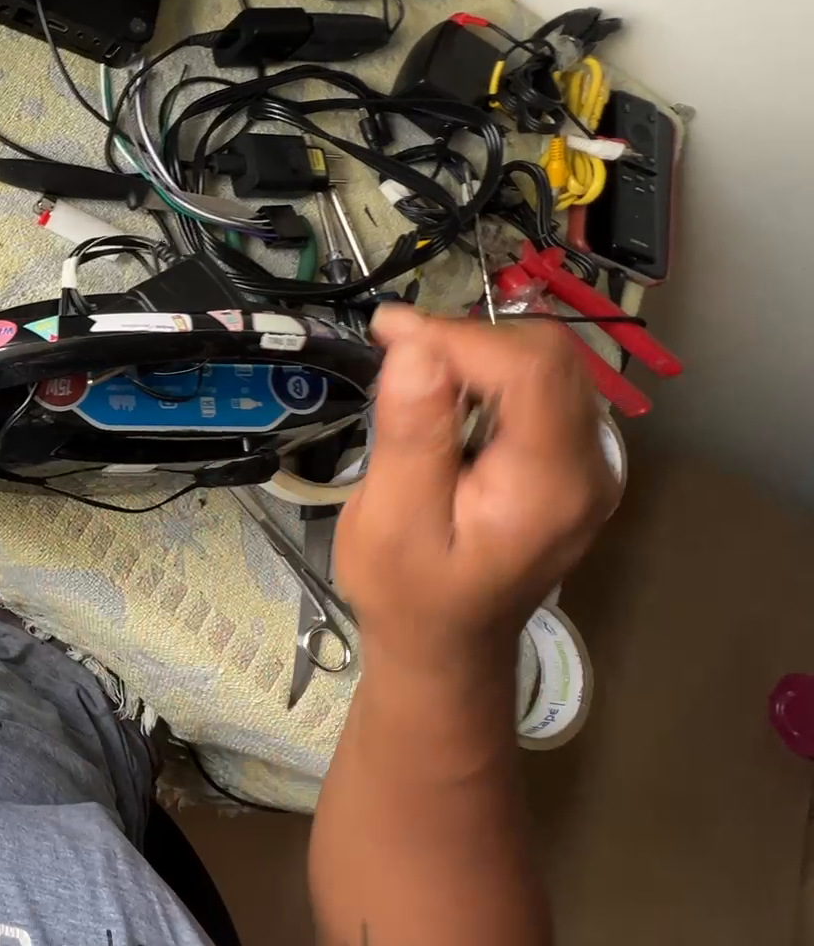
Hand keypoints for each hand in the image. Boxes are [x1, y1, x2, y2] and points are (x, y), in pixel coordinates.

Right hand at [335, 306, 620, 670]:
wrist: (441, 643)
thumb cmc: (405, 589)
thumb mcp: (391, 517)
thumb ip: (410, 434)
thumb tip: (416, 351)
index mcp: (548, 483)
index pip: (529, 370)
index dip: (458, 336)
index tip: (387, 330)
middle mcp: (588, 467)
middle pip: (550, 360)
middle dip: (467, 338)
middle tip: (393, 347)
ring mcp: (584, 467)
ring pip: (549, 369)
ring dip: (474, 353)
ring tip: (408, 366)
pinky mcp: (564, 467)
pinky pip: (538, 395)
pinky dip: (485, 376)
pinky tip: (438, 393)